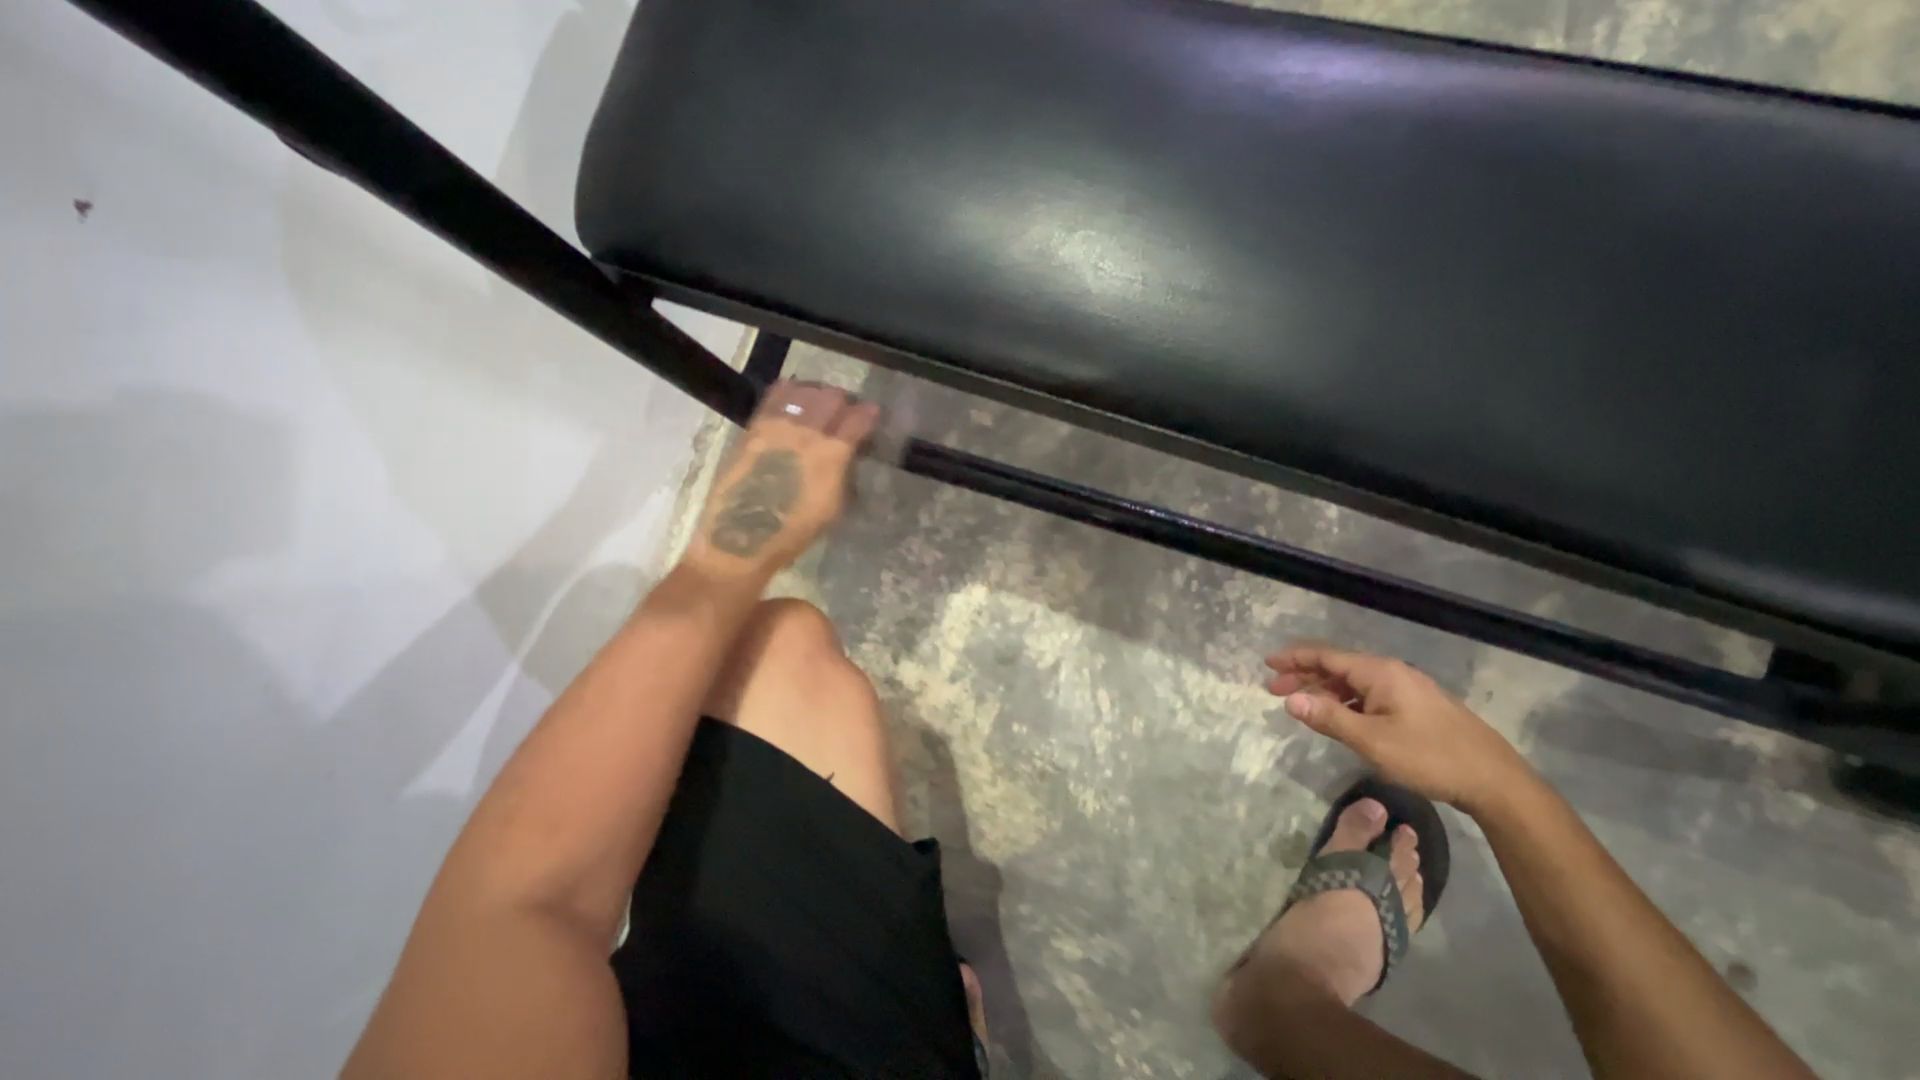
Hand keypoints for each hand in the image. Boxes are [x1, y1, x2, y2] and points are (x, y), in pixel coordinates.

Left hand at [683, 380, 879, 582]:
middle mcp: (807, 431)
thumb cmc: (794, 531)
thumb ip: (844, 473)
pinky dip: (789, 392)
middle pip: (832, 396)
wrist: (741, 535)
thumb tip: (847, 454)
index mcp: (833, 454)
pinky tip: (793, 398)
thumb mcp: (834, 507)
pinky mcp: (754, 426)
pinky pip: (775, 395)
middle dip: (843, 402)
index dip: (869, 413)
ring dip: (817, 394)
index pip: (859, 418)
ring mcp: (778, 425)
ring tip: (817, 404)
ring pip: (805, 390)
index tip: (871, 415)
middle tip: (843, 412)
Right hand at [1265, 642, 1536, 814]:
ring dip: (1324, 691)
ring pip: (1354, 683)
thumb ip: (1329, 718)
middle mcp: (1392, 673)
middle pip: (1339, 667)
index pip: (1327, 656)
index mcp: (1380, 673)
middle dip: (1305, 676)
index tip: (1266, 665)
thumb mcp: (1372, 741)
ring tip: (1300, 706)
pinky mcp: (1416, 707)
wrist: (1492, 779)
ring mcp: (1407, 689)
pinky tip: (1337, 718)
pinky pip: (1369, 695)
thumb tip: (1291, 700)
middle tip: (1274, 691)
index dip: (1294, 659)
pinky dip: (1345, 702)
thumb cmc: (1429, 757)